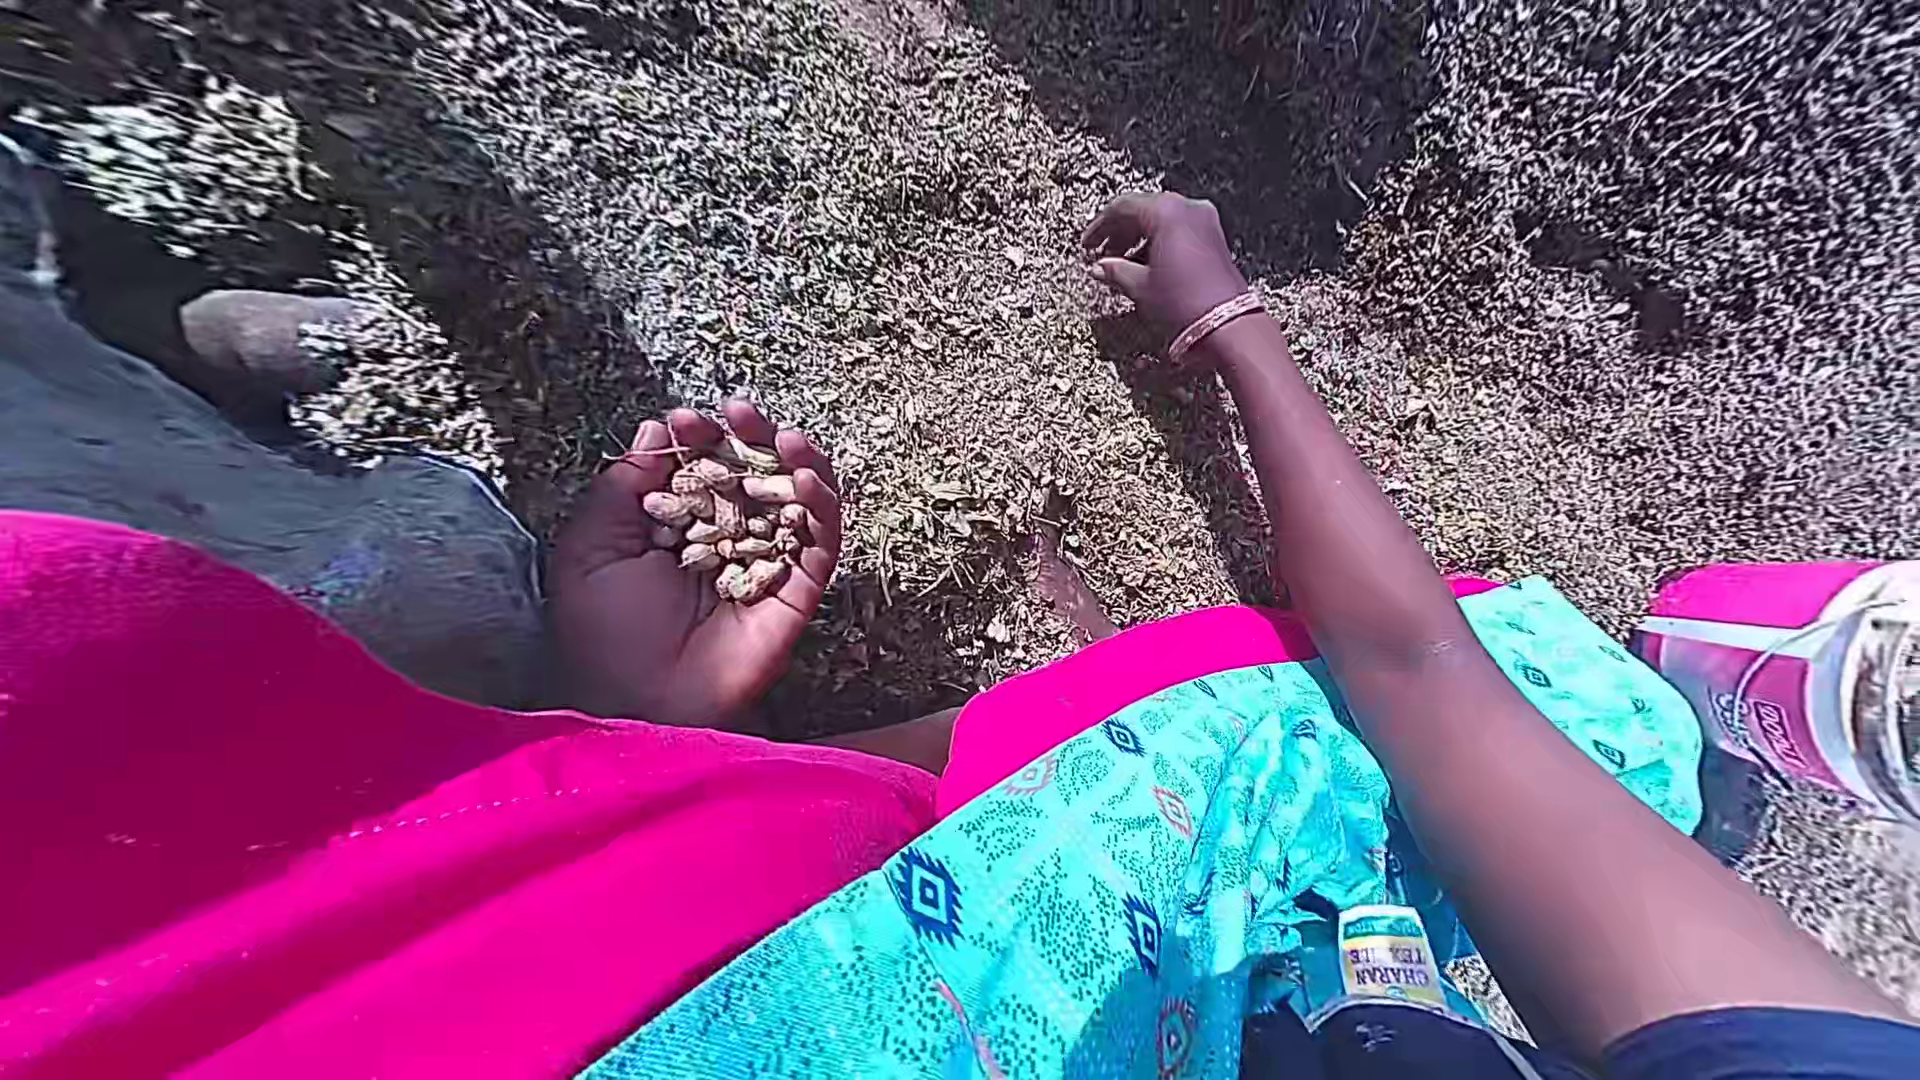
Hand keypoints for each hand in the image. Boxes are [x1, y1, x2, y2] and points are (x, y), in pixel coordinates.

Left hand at [549, 401, 841, 729]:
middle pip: (758, 475)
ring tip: (785, 437)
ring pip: (799, 501)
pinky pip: (822, 541)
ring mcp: (771, 561)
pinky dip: (822, 507)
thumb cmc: (607, 634)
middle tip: (742, 413)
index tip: (689, 419)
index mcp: (683, 527)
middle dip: (754, 438)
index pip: (705, 469)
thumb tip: (655, 429)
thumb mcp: (591, 551)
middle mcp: (732, 538)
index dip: (702, 439)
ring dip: (799, 463)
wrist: (642, 704)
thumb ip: (622, 489)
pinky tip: (806, 480)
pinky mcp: (801, 587)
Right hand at [1082, 192, 1249, 342]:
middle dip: (1119, 232)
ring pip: (1161, 220)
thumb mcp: (1140, 286)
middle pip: (1143, 210)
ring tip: (1119, 264)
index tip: (1087, 244)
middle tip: (1100, 254)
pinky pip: (1177, 230)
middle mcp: (1188, 208)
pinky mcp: (1212, 237)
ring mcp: (1204, 221)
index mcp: (1167, 212)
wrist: (1224, 323)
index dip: (1100, 226)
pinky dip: (1156, 242)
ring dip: (1137, 238)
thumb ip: (1116, 271)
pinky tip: (1143, 265)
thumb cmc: (1183, 302)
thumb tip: (1099, 267)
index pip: (1124, 207)